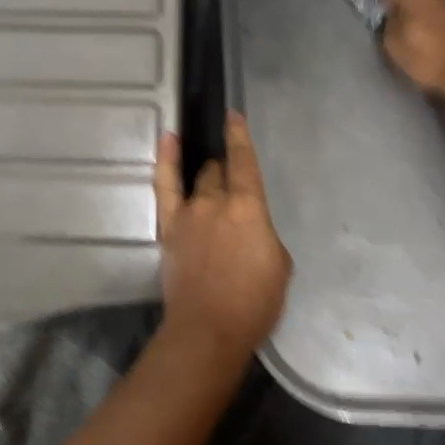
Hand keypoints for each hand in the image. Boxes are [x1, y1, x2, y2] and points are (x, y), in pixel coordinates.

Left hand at [153, 113, 292, 355]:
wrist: (209, 329)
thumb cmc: (254, 303)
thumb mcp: (279, 265)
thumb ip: (263, 234)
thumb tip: (250, 228)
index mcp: (249, 208)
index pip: (245, 162)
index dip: (240, 136)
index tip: (234, 116)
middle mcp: (217, 200)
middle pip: (220, 171)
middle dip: (228, 172)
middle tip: (235, 186)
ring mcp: (189, 211)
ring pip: (199, 178)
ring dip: (208, 175)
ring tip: (212, 173)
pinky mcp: (168, 226)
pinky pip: (165, 184)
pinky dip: (166, 159)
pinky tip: (167, 139)